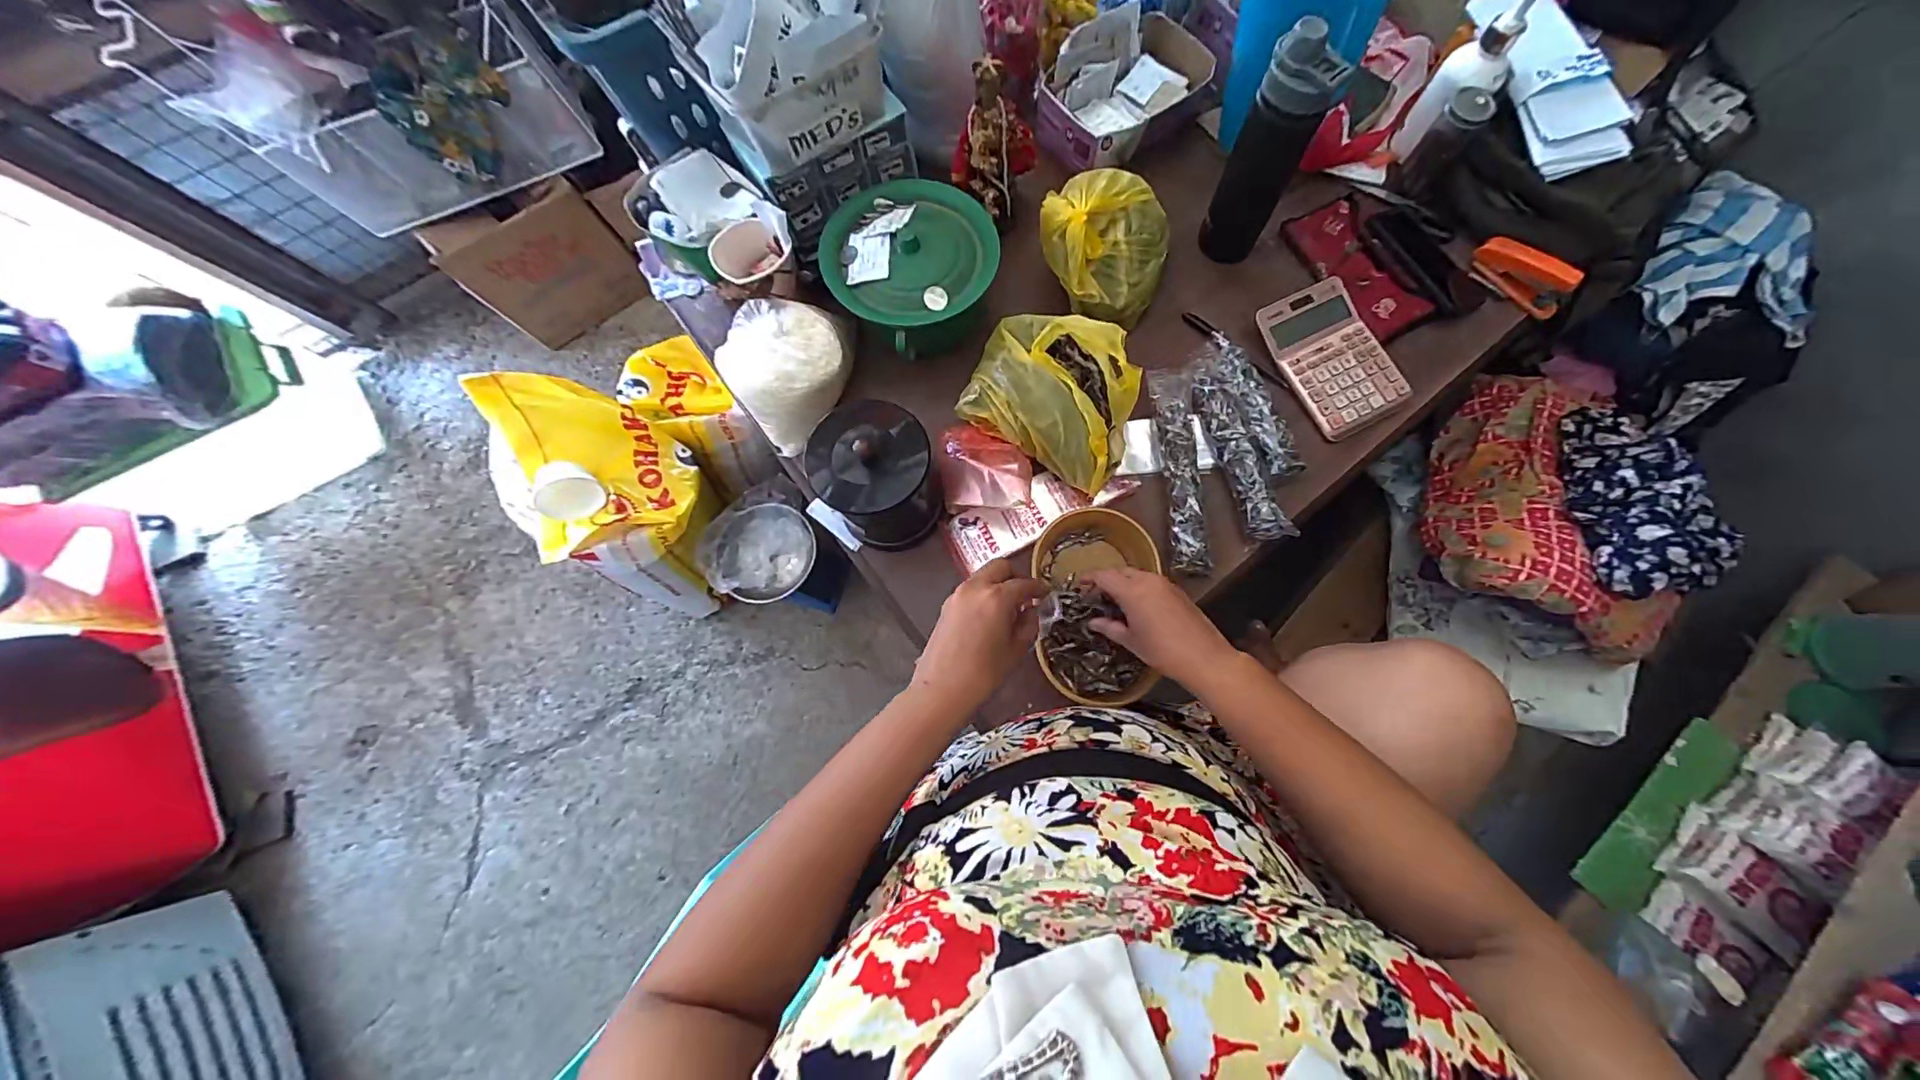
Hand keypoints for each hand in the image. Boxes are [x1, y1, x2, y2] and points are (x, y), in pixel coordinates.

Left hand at [911, 560, 1049, 711]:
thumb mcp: (1016, 649)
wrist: (942, 688)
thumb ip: (1028, 623)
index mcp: (997, 596)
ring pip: (983, 575)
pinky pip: (971, 589)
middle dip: (1016, 576)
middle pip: (1000, 567)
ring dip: (998, 583)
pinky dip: (984, 593)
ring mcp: (958, 594)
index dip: (1039, 588)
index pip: (1024, 583)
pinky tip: (990, 615)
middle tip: (1026, 594)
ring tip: (1009, 607)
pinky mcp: (947, 604)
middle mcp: (976, 587)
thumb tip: (1032, 610)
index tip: (1046, 594)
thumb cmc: (984, 672)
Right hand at [1079, 567, 1239, 686]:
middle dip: (1106, 579)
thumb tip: (1094, 622)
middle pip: (1121, 571)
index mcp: (1132, 591)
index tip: (1080, 585)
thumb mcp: (1131, 641)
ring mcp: (1165, 584)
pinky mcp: (1177, 591)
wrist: (1204, 657)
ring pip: (1137, 575)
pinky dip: (1139, 587)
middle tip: (1096, 594)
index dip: (1090, 578)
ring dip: (1124, 582)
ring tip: (1115, 600)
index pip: (1104, 576)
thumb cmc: (1162, 651)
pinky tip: (1137, 605)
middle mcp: (1148, 581)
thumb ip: (1110, 627)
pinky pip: (1151, 582)